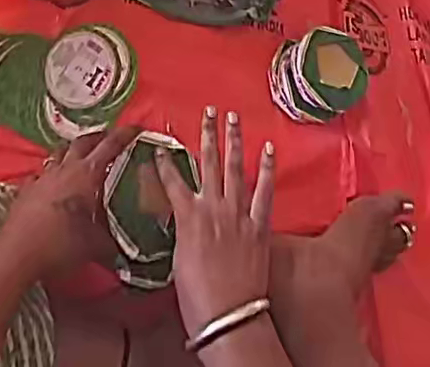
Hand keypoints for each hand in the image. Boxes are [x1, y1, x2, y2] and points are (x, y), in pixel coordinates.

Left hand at [1, 121, 138, 278]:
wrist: (17, 255)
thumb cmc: (61, 245)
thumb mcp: (96, 246)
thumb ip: (114, 242)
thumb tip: (130, 247)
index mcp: (88, 174)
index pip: (111, 145)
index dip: (125, 134)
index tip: (136, 127)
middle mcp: (67, 168)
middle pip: (84, 142)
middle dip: (99, 137)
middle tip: (109, 140)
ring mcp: (44, 176)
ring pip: (60, 152)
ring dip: (72, 150)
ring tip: (80, 156)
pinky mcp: (27, 189)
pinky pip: (41, 173)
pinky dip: (50, 173)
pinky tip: (51, 181)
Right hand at [158, 107, 276, 335]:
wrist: (228, 318)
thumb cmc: (197, 297)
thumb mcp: (179, 260)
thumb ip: (184, 231)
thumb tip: (185, 219)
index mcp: (189, 216)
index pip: (172, 182)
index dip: (164, 164)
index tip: (160, 147)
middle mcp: (213, 207)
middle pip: (208, 162)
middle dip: (208, 133)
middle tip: (210, 110)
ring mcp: (238, 212)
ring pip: (235, 167)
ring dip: (234, 140)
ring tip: (233, 117)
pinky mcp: (259, 224)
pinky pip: (264, 190)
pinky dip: (267, 168)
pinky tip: (269, 149)